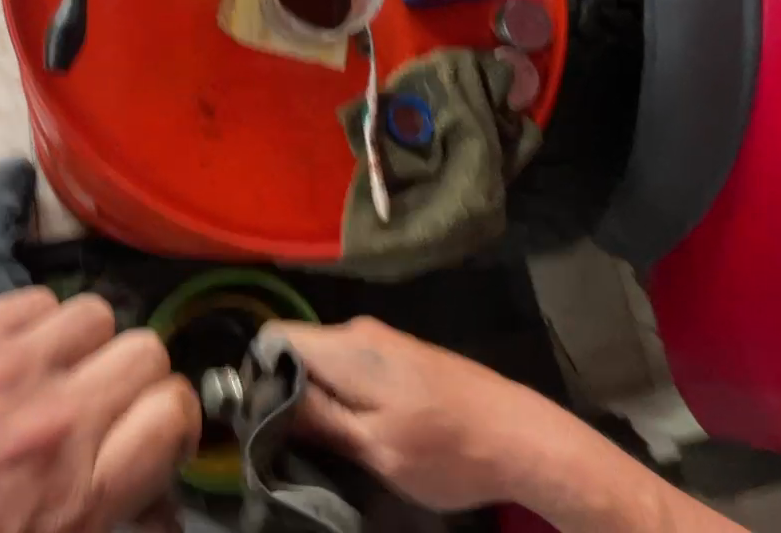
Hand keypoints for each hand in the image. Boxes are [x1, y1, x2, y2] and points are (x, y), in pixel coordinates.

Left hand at [0, 288, 199, 532]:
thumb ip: (105, 520)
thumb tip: (156, 504)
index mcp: (74, 492)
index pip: (173, 410)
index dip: (170, 417)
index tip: (150, 427)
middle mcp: (52, 419)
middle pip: (146, 351)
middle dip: (132, 378)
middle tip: (100, 402)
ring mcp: (7, 366)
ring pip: (96, 314)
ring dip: (84, 344)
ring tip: (51, 372)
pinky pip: (38, 299)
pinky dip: (35, 323)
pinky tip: (7, 356)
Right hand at [262, 317, 533, 510]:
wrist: (523, 437)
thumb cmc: (447, 450)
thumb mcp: (375, 448)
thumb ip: (317, 419)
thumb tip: (264, 399)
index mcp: (346, 347)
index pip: (273, 336)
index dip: (257, 374)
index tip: (261, 418)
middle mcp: (358, 331)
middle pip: (297, 348)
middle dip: (285, 389)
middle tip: (291, 440)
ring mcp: (382, 340)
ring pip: (323, 359)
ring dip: (316, 395)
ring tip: (325, 441)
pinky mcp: (400, 354)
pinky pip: (349, 364)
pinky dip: (342, 393)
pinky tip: (357, 427)